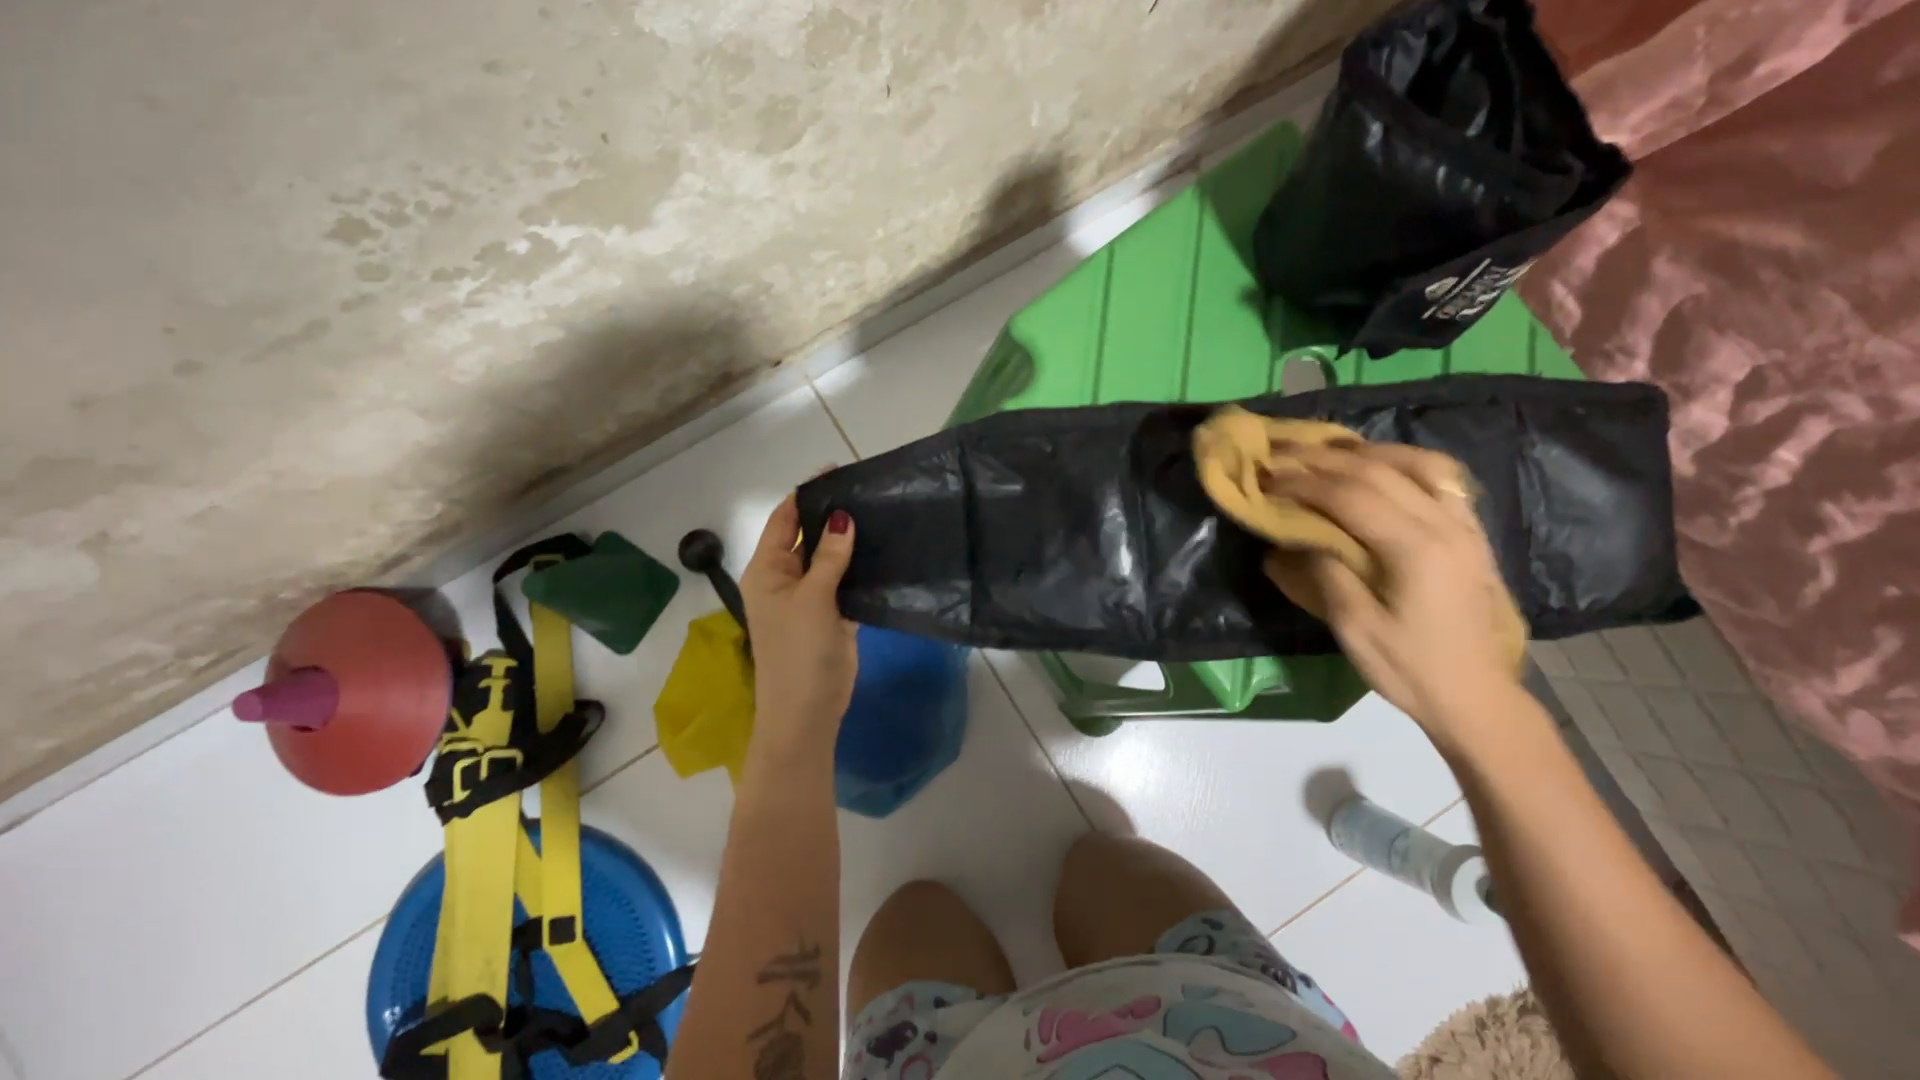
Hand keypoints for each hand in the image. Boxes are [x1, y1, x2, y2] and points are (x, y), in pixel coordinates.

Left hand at [738, 495, 858, 753]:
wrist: (808, 711)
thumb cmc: (800, 651)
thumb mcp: (812, 598)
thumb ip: (829, 556)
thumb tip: (842, 516)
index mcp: (766, 569)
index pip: (785, 520)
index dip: (808, 495)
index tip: (838, 472)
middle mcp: (785, 578)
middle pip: (808, 536)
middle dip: (833, 515)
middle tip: (869, 490)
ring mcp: (810, 598)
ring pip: (830, 559)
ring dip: (850, 541)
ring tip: (882, 513)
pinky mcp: (833, 615)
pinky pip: (846, 582)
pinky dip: (860, 568)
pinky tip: (885, 550)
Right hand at [1265, 444, 1522, 733]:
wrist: (1477, 696)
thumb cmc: (1410, 668)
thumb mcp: (1355, 628)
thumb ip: (1324, 573)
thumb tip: (1293, 537)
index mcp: (1415, 548)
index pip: (1350, 495)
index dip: (1303, 481)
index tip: (1266, 476)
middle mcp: (1445, 524)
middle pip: (1379, 470)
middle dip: (1324, 458)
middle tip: (1282, 454)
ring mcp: (1464, 524)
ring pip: (1415, 463)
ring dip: (1365, 451)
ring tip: (1327, 451)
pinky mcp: (1471, 532)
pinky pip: (1440, 478)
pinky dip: (1403, 462)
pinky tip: (1379, 467)